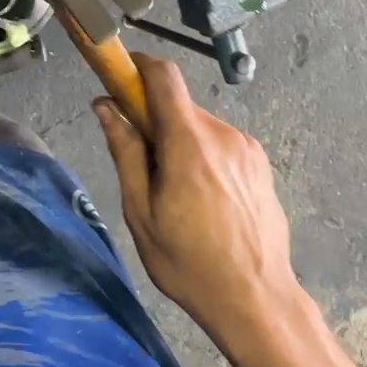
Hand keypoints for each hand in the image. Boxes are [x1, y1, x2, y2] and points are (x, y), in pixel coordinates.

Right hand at [93, 53, 299, 339]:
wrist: (257, 300)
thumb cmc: (188, 263)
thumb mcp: (141, 212)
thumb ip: (125, 152)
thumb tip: (106, 107)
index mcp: (189, 142)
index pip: (164, 76)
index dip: (137, 67)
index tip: (118, 77)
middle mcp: (223, 134)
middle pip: (179, 106)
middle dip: (155, 123)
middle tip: (143, 168)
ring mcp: (247, 148)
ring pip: (200, 127)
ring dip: (180, 143)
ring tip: (176, 196)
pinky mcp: (261, 163)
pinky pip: (221, 145)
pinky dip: (203, 157)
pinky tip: (203, 201)